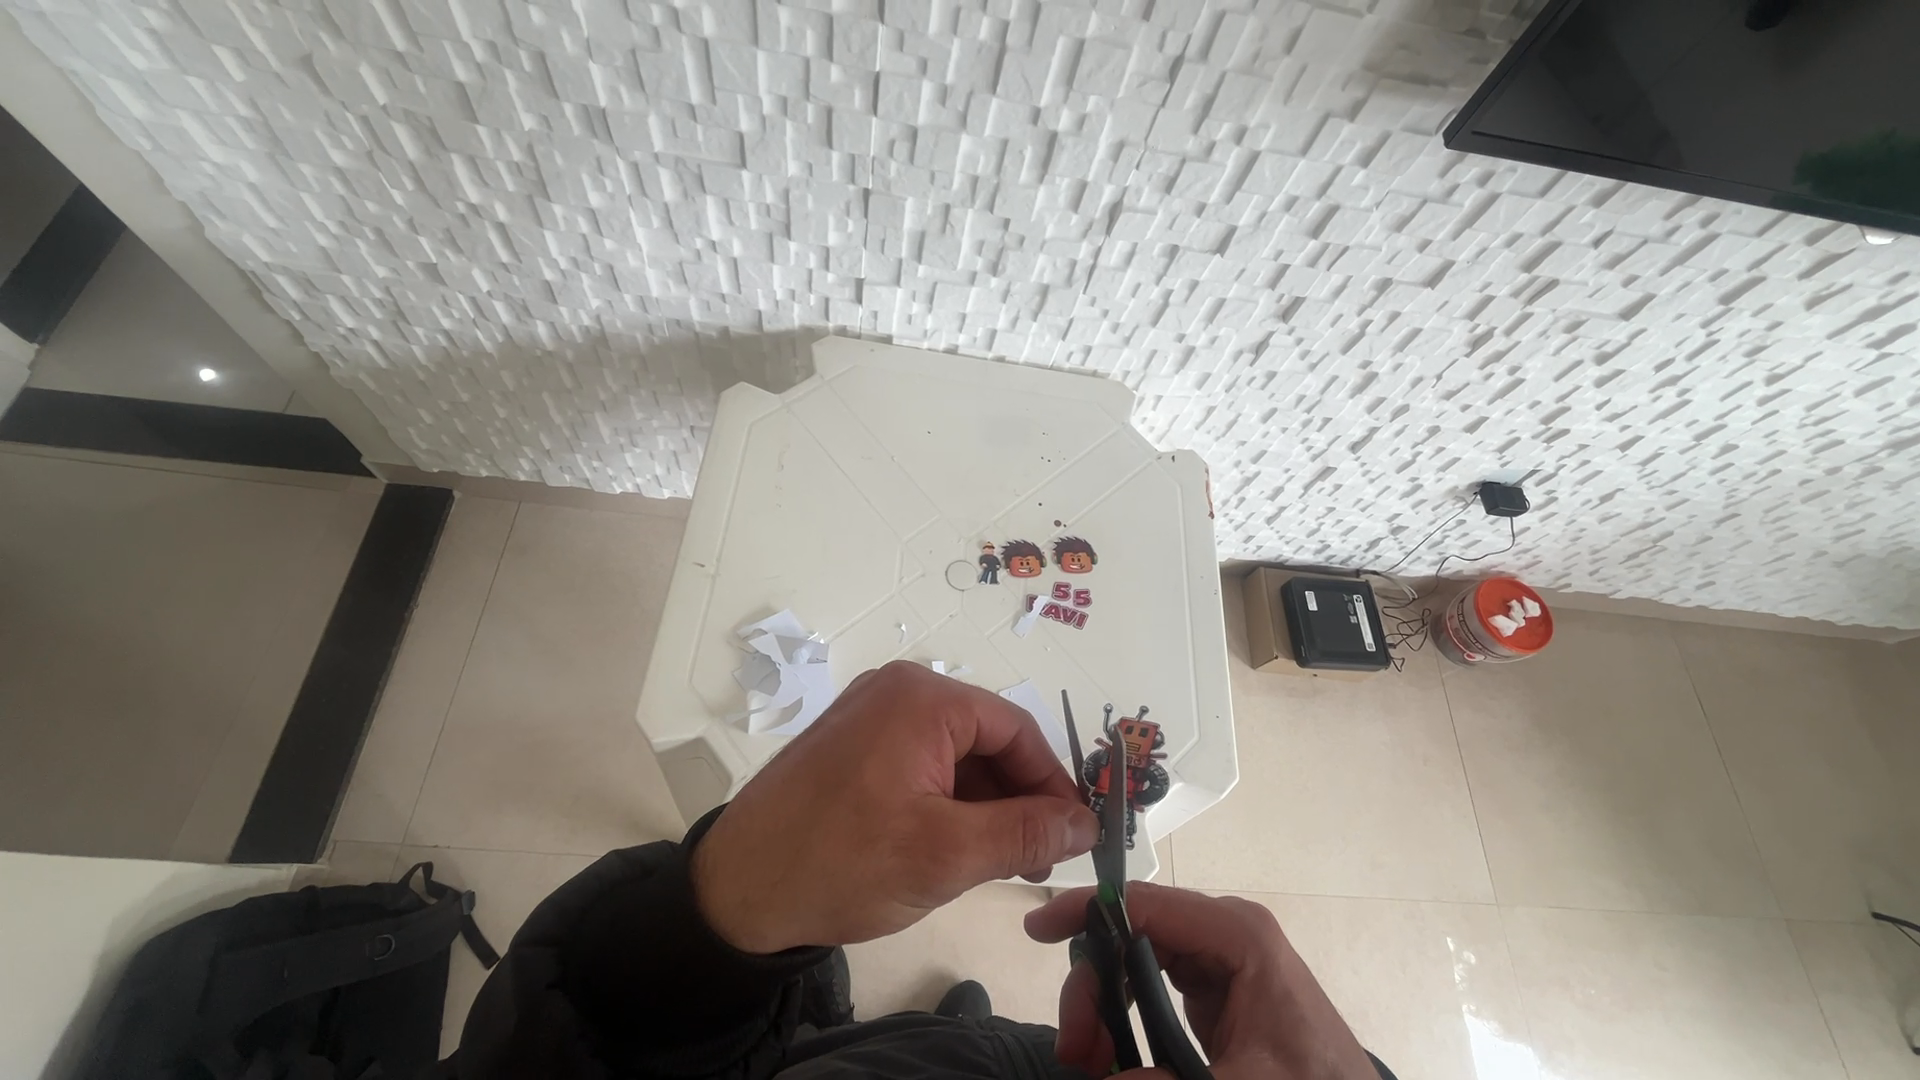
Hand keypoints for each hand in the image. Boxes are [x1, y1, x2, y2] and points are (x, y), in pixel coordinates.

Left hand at [692, 661, 1098, 953]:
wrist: (732, 891)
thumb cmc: (844, 863)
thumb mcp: (947, 854)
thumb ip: (1026, 832)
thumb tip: (1086, 822)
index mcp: (923, 698)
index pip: (1016, 729)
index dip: (1052, 783)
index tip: (1074, 835)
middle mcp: (897, 691)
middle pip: (985, 739)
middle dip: (1016, 797)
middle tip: (1035, 858)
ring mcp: (870, 715)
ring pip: (954, 753)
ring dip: (982, 803)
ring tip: (995, 860)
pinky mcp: (852, 744)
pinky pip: (920, 761)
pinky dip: (945, 800)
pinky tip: (951, 845)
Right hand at [1025, 883, 1376, 1079]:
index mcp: (1237, 934)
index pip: (1146, 904)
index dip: (1088, 911)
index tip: (1039, 931)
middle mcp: (1221, 930)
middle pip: (1131, 934)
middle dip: (1094, 987)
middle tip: (1074, 1049)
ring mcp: (1216, 954)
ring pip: (1132, 957)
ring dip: (1103, 1004)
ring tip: (1087, 1058)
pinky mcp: (1211, 981)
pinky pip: (1147, 980)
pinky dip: (1122, 1011)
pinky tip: (1108, 1050)